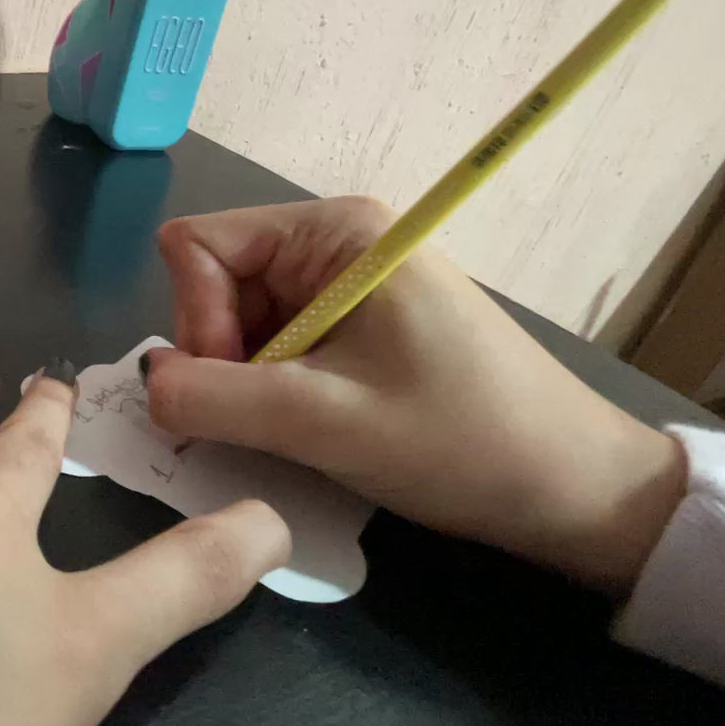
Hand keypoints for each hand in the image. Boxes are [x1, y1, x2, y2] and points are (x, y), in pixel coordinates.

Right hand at [147, 197, 686, 593]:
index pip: (196, 245)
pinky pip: (262, 338)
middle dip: (219, 350)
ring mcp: (335, 279)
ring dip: (241, 375)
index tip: (238, 381)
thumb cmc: (463, 442)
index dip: (195, 315)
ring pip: (229, 314)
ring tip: (296, 420)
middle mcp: (327, 240)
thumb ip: (213, 397)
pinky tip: (304, 418)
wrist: (579, 494)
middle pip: (209, 280)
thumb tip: (145, 383)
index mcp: (330, 230)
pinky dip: (262, 383)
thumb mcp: (324, 422)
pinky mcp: (343, 318)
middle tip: (269, 412)